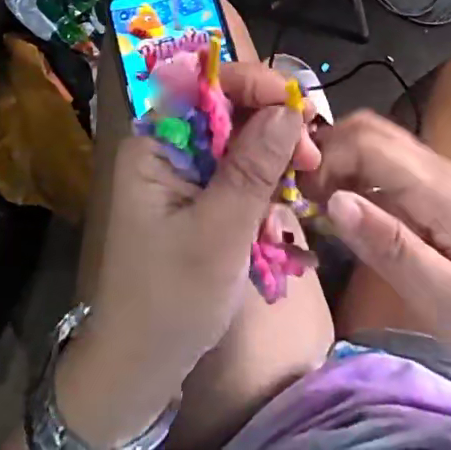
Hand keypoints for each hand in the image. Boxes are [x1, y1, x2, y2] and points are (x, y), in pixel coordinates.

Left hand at [56, 63, 317, 445]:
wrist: (139, 367)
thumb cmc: (171, 300)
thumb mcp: (219, 232)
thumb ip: (253, 168)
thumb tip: (289, 109)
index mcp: (155, 144)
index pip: (202, 85)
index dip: (251, 83)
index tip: (298, 105)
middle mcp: (167, 148)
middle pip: (225, 110)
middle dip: (271, 126)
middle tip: (311, 158)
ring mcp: (182, 174)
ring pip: (238, 141)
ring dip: (273, 160)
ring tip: (302, 187)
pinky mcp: (197, 198)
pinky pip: (237, 173)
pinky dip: (263, 187)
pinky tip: (283, 212)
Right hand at [301, 112, 450, 407]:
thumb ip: (392, 249)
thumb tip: (333, 200)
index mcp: (441, 190)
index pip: (367, 141)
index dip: (325, 157)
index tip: (299, 197)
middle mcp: (438, 173)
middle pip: (367, 130)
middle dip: (325, 151)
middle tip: (299, 197)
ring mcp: (437, 185)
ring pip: (372, 146)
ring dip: (336, 164)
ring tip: (311, 207)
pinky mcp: (434, 203)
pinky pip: (383, 172)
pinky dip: (351, 180)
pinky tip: (339, 215)